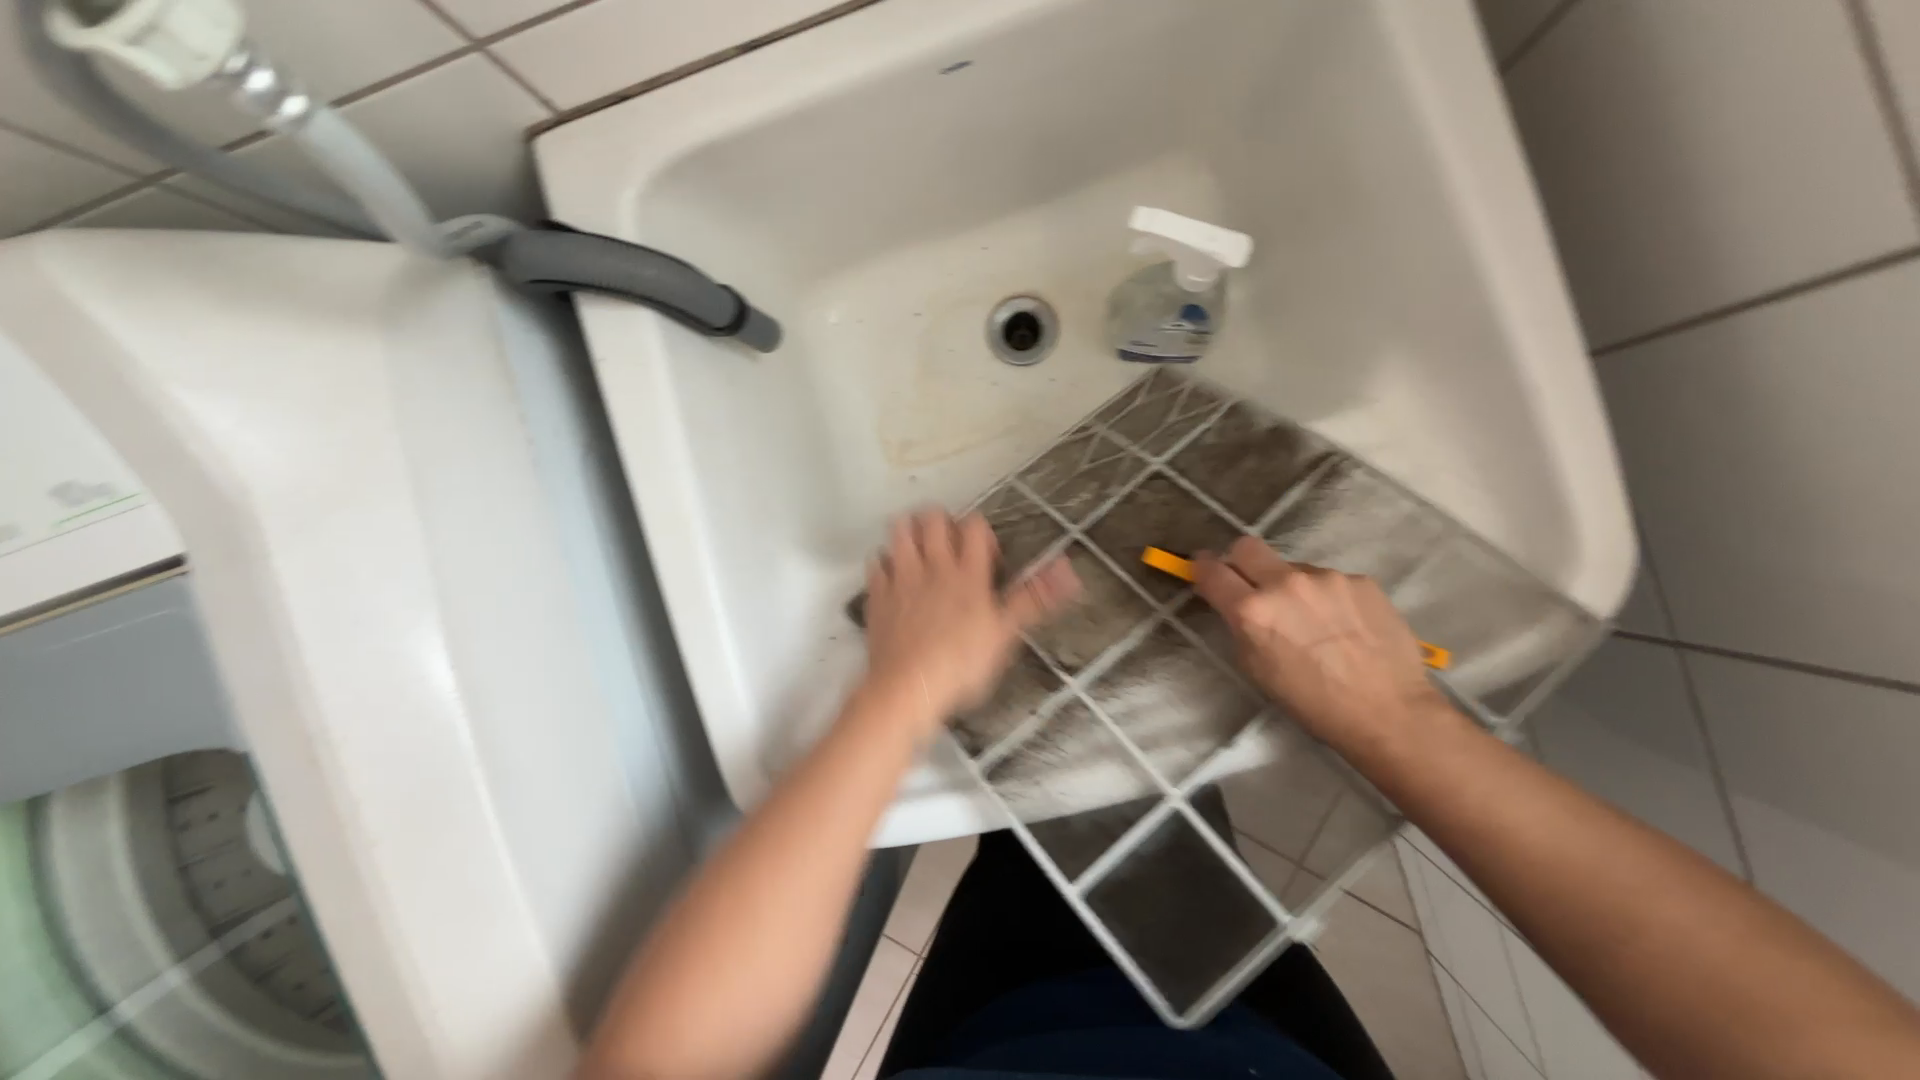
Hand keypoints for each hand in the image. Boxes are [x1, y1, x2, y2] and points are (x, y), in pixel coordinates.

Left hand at [863, 509, 1079, 726]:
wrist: (908, 688)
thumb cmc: (961, 664)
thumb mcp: (1005, 634)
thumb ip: (1034, 597)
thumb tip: (1068, 568)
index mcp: (968, 573)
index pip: (974, 526)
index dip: (980, 531)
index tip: (986, 555)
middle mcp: (933, 566)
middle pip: (932, 518)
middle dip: (942, 522)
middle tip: (951, 544)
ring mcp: (901, 577)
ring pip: (900, 530)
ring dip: (910, 531)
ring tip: (920, 548)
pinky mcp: (877, 594)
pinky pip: (876, 562)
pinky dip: (884, 561)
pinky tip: (893, 574)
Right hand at [1193, 536, 1446, 751]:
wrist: (1387, 710)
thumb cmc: (1312, 703)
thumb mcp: (1257, 670)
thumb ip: (1241, 628)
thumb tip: (1239, 606)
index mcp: (1252, 611)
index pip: (1213, 571)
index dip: (1203, 567)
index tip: (1204, 567)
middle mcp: (1285, 584)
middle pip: (1247, 546)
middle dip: (1241, 560)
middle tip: (1251, 583)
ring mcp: (1326, 577)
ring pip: (1294, 568)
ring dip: (1293, 586)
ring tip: (1315, 622)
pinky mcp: (1361, 580)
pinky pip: (1331, 581)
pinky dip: (1328, 598)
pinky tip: (1345, 626)